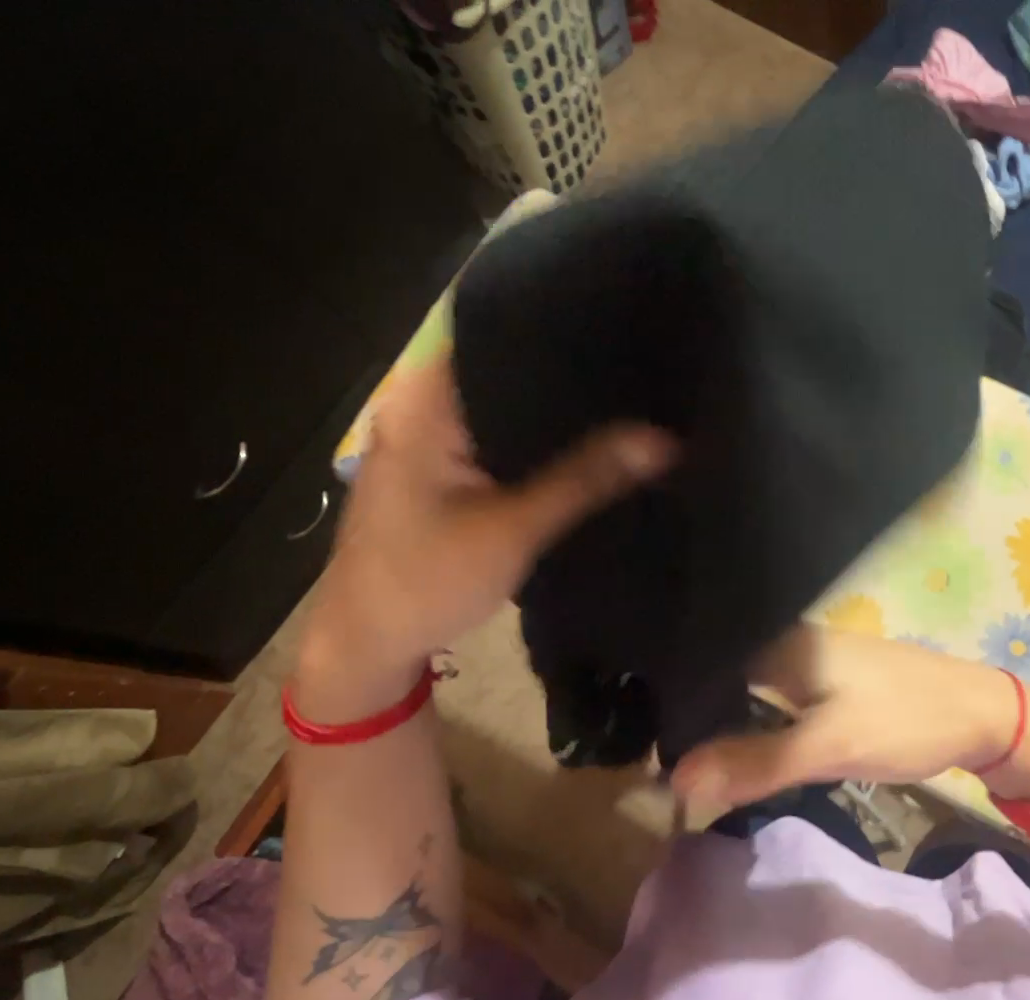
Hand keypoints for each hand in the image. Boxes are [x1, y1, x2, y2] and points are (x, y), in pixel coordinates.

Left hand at [293, 346, 674, 724]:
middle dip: (566, 371)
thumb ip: (585, 479)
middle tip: (638, 364)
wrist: (367, 644)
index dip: (558, 325)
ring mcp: (426, 438)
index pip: (497, 331)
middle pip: (505, 368)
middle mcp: (421, 406)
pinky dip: (532, 438)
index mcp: (426, 401)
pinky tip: (580, 441)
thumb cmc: (427, 581)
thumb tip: (663, 439)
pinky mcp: (437, 469)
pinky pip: (495, 435)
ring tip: (622, 394)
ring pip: (503, 404)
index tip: (621, 325)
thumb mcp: (514, 529)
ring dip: (552, 408)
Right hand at [669, 628, 1029, 808]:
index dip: (665, 686)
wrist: (980, 717)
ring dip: (713, 712)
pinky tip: (727, 739)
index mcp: (778, 640)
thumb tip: (677, 780)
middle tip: (644, 742)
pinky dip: (744, 717)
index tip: (632, 723)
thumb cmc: (905, 720)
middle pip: (716, 667)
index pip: (702, 653)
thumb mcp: (830, 746)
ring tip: (668, 741)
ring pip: (739, 682)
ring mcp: (803, 658)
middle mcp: (784, 639)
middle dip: (683, 702)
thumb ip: (756, 763)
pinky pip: (764, 695)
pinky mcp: (819, 680)